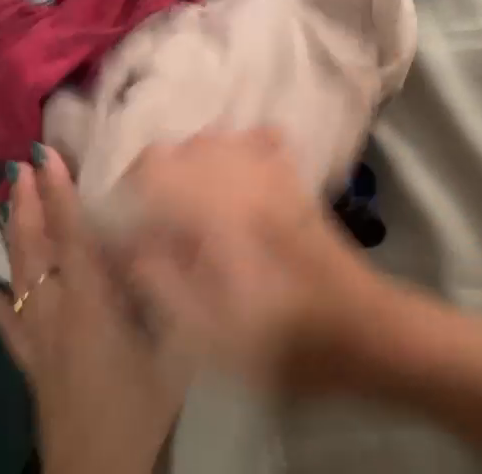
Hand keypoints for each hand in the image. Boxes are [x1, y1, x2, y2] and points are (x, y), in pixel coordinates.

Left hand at [0, 149, 187, 473]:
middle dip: (29, 205)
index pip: (72, 236)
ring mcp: (38, 341)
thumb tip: (165, 241)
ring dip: (14, 238)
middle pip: (35, 250)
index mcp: (91, 302)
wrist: (97, 471)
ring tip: (11, 205)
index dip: (60, 194)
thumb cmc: (141, 406)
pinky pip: (9, 327)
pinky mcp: (31, 367)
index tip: (48, 156)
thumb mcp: (172, 344)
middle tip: (22, 165)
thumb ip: (168, 292)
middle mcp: (56, 312)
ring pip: (18, 279)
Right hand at [119, 130, 387, 393]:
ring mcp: (276, 174)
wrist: (361, 329)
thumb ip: (162, 279)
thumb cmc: (282, 342)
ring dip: (191, 165)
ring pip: (217, 139)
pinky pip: (261, 141)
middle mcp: (243, 180)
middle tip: (150, 226)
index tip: (120, 229)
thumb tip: (131, 242)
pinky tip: (235, 182)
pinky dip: (238, 151)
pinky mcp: (298, 181)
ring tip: (187, 207)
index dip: (124, 193)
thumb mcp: (207, 333)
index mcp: (216, 211)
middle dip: (154, 181)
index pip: (152, 168)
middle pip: (180, 149)